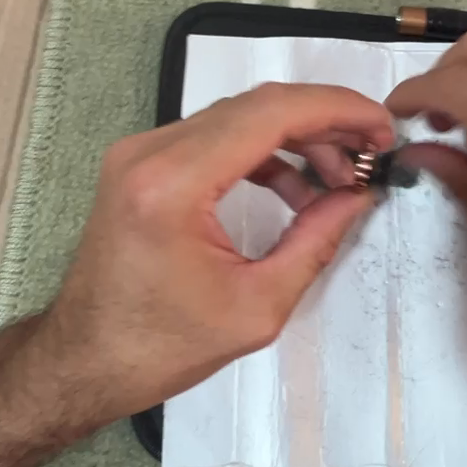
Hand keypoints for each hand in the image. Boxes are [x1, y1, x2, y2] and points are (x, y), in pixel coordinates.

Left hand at [39, 82, 394, 424]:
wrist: (84, 360)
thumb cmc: (161, 347)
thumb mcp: (257, 306)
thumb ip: (316, 241)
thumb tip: (360, 194)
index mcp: (173, 184)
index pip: (269, 113)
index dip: (336, 110)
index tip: (382, 125)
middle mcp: (151, 151)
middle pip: (256, 106)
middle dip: (324, 122)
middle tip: (371, 151)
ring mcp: (141, 151)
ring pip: (238, 117)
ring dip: (296, 137)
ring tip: (340, 177)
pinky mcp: (143, 162)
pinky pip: (215, 137)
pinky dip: (262, 153)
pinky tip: (296, 189)